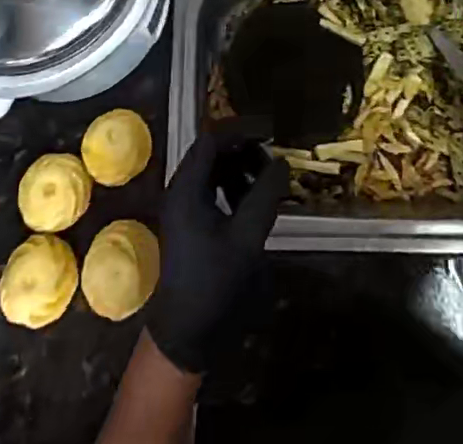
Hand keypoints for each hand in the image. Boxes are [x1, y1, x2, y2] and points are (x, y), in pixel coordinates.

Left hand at [146, 129, 288, 373]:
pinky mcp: (190, 221)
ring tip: (268, 180)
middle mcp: (180, 190)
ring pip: (213, 170)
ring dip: (240, 168)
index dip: (241, 131)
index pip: (211, 140)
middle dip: (243, 150)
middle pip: (211, 152)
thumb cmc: (214, 281)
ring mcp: (183, 205)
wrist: (187, 330)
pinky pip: (212, 189)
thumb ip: (264, 196)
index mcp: (186, 188)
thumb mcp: (247, 238)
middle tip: (273, 158)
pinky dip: (233, 186)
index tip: (271, 133)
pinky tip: (254, 200)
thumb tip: (282, 162)